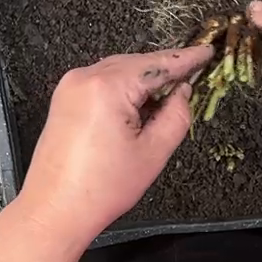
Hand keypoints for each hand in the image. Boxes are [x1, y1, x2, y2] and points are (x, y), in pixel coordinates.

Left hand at [17, 46, 208, 241]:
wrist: (55, 210)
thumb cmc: (99, 189)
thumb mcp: (153, 153)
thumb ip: (176, 116)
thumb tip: (183, 93)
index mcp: (108, 88)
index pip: (157, 63)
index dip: (186, 58)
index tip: (206, 52)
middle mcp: (85, 78)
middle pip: (136, 64)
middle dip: (163, 72)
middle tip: (190, 83)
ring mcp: (70, 87)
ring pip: (118, 72)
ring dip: (143, 83)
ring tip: (164, 104)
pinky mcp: (64, 100)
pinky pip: (101, 83)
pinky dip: (123, 91)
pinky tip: (137, 110)